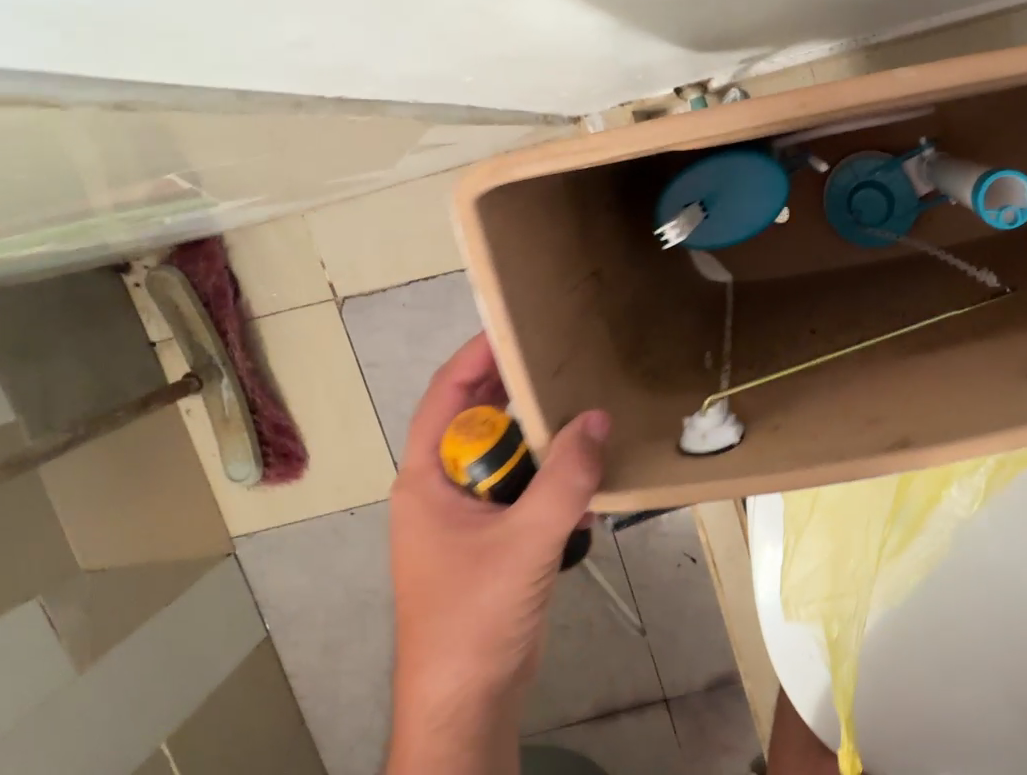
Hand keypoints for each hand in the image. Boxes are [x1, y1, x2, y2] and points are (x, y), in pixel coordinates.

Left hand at [386, 334, 609, 772]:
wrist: (467, 700)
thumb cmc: (475, 618)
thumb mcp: (526, 542)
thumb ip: (566, 478)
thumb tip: (599, 418)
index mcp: (427, 481)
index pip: (446, 398)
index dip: (477, 357)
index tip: (518, 325)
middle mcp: (444, 490)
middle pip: (481, 421)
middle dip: (521, 390)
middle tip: (570, 356)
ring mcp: (471, 517)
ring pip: (509, 456)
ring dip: (545, 434)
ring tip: (590, 400)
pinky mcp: (499, 540)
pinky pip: (527, 489)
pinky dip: (556, 474)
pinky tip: (593, 468)